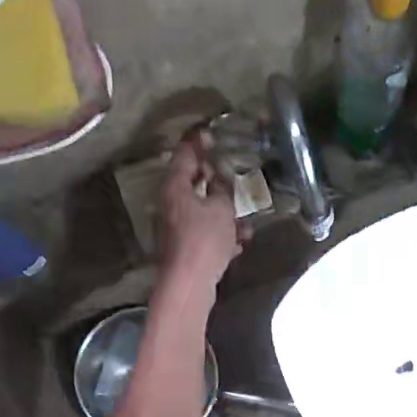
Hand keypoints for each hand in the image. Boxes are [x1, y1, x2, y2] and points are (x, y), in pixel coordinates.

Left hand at [159, 134, 245, 289]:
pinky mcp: (185, 247)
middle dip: (214, 179)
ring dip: (224, 212)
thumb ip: (222, 189)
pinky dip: (221, 234)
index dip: (198, 142)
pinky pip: (205, 232)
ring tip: (246, 219)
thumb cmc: (204, 240)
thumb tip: (219, 178)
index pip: (184, 154)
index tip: (212, 133)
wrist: (189, 283)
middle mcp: (171, 203)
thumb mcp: (221, 209)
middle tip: (231, 171)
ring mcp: (177, 227)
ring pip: (202, 210)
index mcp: (175, 187)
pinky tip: (239, 242)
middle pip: (192, 183)